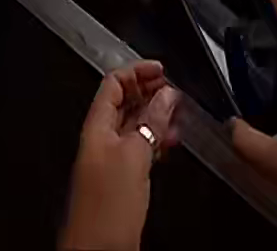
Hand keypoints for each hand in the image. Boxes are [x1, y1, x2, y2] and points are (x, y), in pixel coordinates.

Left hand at [60, 61, 180, 250]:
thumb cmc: (107, 206)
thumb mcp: (134, 156)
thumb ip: (150, 122)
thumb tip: (167, 95)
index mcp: (97, 124)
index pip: (114, 82)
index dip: (137, 71)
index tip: (161, 70)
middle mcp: (102, 137)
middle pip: (124, 101)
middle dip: (148, 91)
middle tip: (173, 90)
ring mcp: (112, 158)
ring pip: (134, 123)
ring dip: (155, 114)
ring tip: (178, 112)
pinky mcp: (122, 180)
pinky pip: (139, 146)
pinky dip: (155, 138)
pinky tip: (170, 141)